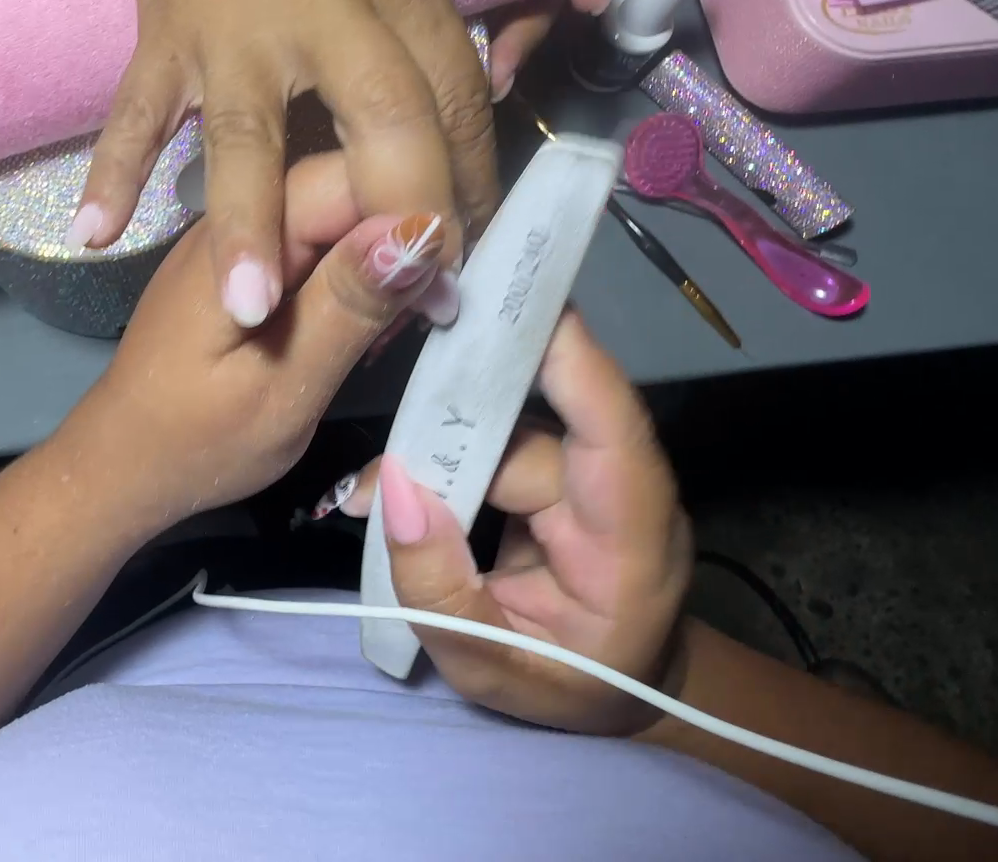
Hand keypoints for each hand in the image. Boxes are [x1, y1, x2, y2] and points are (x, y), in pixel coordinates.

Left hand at [61, 155, 447, 529]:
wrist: (124, 464)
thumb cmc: (198, 441)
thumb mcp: (282, 385)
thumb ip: (347, 307)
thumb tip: (419, 230)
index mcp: (236, 236)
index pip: (345, 177)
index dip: (411, 214)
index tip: (450, 284)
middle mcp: (234, 219)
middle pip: (341, 190)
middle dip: (401, 237)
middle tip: (439, 307)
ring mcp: (236, 242)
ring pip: (331, 220)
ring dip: (380, 261)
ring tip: (412, 318)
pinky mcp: (243, 269)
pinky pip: (312, 250)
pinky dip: (352, 279)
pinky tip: (373, 320)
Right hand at [66, 0, 496, 328]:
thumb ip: (429, 27)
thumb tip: (464, 113)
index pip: (452, 98)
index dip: (466, 184)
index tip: (462, 254)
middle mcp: (320, 6)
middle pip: (378, 120)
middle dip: (401, 215)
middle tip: (410, 305)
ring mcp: (229, 28)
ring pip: (247, 134)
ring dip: (249, 224)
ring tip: (249, 310)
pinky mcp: (160, 38)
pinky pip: (135, 111)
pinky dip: (113, 169)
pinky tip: (95, 231)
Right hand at [334, 313, 691, 734]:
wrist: (619, 694)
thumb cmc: (567, 688)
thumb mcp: (490, 667)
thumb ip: (438, 591)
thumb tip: (394, 486)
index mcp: (631, 544)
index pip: (613, 432)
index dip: (571, 360)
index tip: (514, 303)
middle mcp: (617, 494)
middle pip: (527, 435)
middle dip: (446, 437)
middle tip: (370, 472)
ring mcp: (586, 481)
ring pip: (500, 440)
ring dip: (433, 456)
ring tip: (366, 493)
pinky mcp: (557, 477)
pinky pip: (493, 450)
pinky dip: (442, 462)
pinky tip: (399, 485)